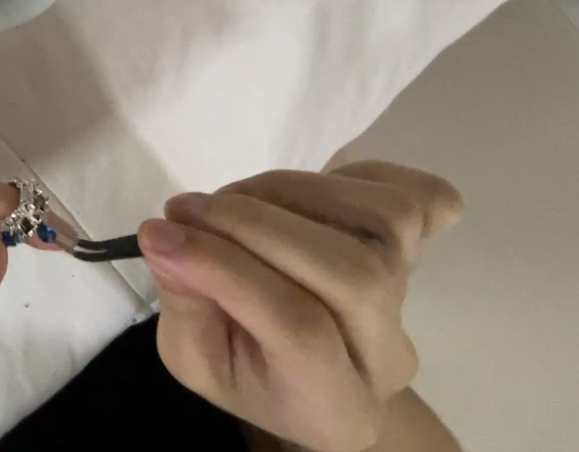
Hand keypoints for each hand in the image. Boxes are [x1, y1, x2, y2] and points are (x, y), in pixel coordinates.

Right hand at [140, 162, 462, 451]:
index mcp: (333, 403)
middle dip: (253, 224)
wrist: (313, 376)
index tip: (156, 233)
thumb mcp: (193, 356)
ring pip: (385, 224)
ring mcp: (411, 298)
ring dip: (291, 192)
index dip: (222, 267)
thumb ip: (181, 302)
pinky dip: (366, 176)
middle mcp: (386, 351)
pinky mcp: (417, 251)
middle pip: (352, 274)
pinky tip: (311, 186)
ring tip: (235, 200)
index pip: (299, 328)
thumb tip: (164, 236)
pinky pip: (422, 199)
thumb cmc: (247, 368)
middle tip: (187, 211)